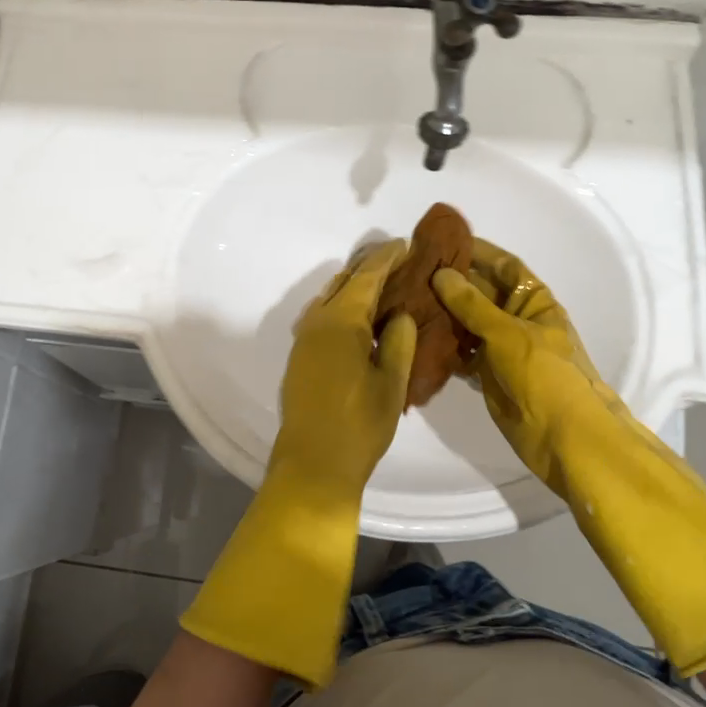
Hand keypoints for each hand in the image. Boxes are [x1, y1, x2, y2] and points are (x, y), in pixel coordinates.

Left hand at [272, 238, 418, 496]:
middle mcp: (317, 322)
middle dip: (369, 268)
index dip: (387, 259)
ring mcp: (304, 339)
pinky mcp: (300, 357)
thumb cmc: (359, 424)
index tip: (405, 243)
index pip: (366, 278)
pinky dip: (342, 306)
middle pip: (344, 283)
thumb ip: (400, 342)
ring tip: (381, 284)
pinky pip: (322, 317)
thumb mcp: (392, 383)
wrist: (313, 462)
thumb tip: (401, 315)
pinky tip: (357, 317)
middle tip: (397, 258)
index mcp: (341, 321)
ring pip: (330, 299)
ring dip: (353, 287)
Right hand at [433, 238, 628, 493]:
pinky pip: (461, 351)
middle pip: (480, 291)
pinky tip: (414, 335)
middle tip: (409, 269)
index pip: (503, 264)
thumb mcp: (508, 333)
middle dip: (450, 281)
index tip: (440, 239)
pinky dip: (441, 344)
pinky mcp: (488, 374)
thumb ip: (472, 304)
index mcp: (533, 301)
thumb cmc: (546, 376)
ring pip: (466, 321)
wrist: (566, 438)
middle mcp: (517, 318)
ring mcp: (502, 347)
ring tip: (404, 299)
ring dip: (441, 312)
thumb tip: (441, 274)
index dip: (475, 250)